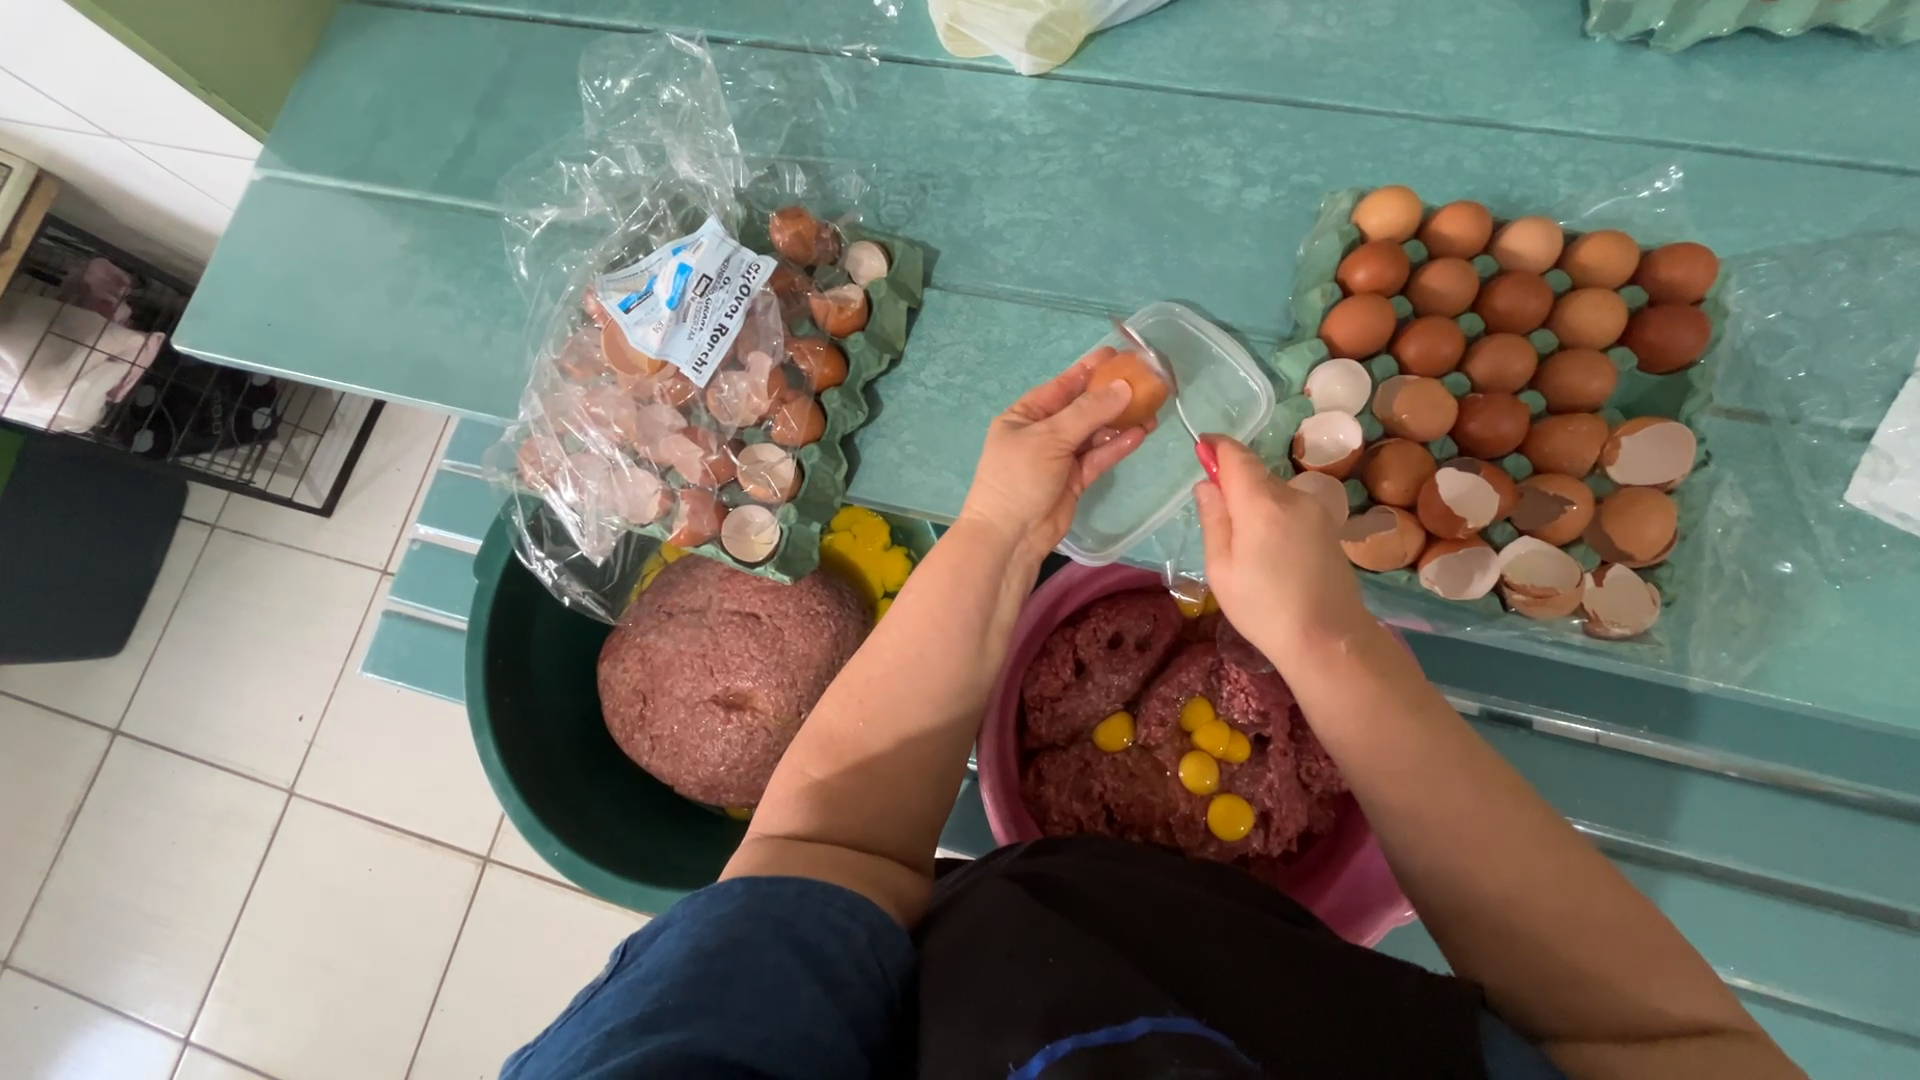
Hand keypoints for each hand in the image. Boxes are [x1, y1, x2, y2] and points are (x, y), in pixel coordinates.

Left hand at [956, 348, 1148, 560]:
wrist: (1011, 535)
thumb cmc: (1019, 477)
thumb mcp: (1050, 437)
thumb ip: (1088, 412)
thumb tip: (1124, 388)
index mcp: (1025, 415)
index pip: (1062, 386)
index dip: (1089, 371)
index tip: (1117, 355)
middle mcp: (1042, 433)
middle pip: (1082, 409)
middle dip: (1111, 397)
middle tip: (1146, 382)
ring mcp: (1058, 458)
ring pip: (1094, 434)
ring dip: (1120, 423)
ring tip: (1152, 410)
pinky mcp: (1074, 481)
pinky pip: (1098, 458)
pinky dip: (1116, 447)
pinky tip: (1139, 434)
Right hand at [1193, 436, 1372, 656]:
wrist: (1327, 638)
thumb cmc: (1263, 608)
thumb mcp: (1221, 568)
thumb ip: (1213, 519)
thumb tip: (1207, 485)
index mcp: (1261, 504)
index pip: (1237, 456)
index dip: (1217, 446)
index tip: (1201, 447)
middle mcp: (1292, 496)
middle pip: (1255, 475)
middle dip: (1232, 483)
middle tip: (1215, 518)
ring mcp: (1316, 510)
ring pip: (1274, 493)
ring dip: (1253, 504)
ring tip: (1243, 548)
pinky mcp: (1328, 527)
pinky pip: (1290, 509)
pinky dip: (1272, 517)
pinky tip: (1268, 553)